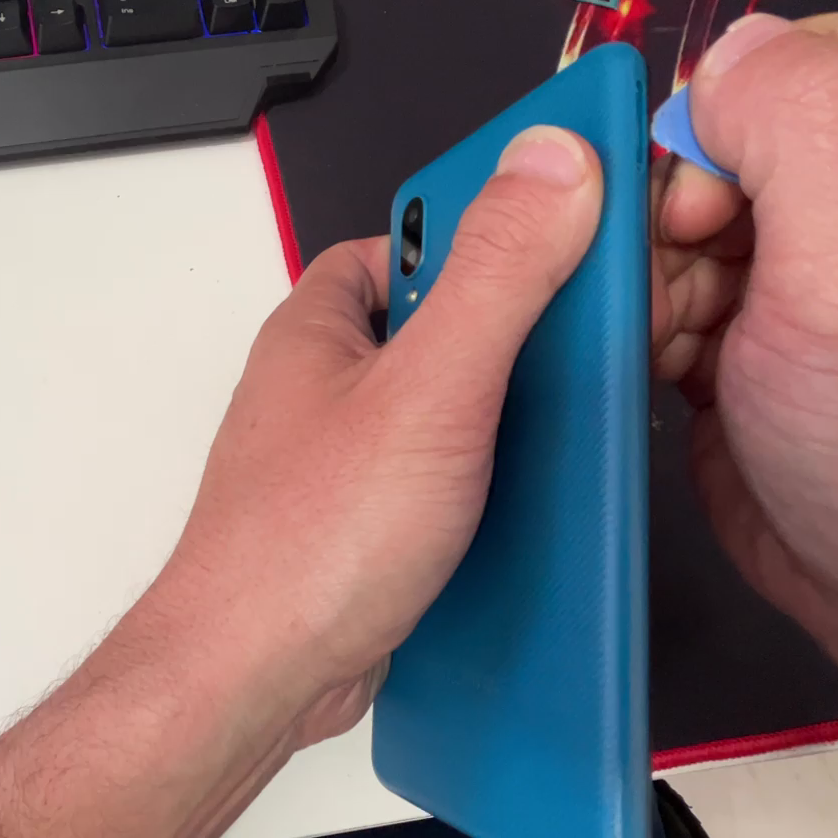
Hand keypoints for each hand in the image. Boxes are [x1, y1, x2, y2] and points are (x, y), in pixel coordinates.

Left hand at [142, 126, 603, 746]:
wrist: (253, 674)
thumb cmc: (308, 540)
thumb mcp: (426, 391)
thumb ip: (493, 277)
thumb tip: (550, 163)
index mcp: (317, 330)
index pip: (397, 244)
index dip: (475, 233)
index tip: (550, 242)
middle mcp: (320, 388)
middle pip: (431, 327)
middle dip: (507, 336)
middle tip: (584, 351)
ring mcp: (338, 457)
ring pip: (438, 409)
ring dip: (502, 418)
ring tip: (573, 432)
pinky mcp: (359, 519)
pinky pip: (433, 477)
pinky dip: (481, 482)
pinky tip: (527, 501)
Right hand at [651, 13, 837, 654]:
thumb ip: (808, 124)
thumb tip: (728, 54)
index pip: (810, 66)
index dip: (727, 129)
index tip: (701, 223)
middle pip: (733, 155)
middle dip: (683, 226)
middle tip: (689, 303)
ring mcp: (821, 285)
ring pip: (689, 236)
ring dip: (660, 289)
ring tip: (682, 352)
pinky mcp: (760, 348)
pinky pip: (677, 302)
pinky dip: (656, 333)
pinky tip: (674, 373)